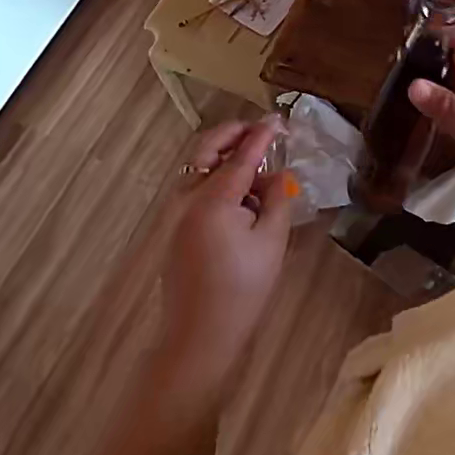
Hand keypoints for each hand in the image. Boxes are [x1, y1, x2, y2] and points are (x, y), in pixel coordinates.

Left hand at [162, 116, 292, 353]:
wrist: (199, 335)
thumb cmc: (243, 289)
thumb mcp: (271, 242)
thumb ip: (277, 201)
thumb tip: (279, 174)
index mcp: (213, 198)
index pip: (242, 155)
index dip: (262, 135)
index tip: (278, 120)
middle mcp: (188, 197)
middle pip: (207, 150)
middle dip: (234, 135)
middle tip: (260, 132)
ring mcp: (176, 213)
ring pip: (198, 168)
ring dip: (225, 158)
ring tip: (258, 170)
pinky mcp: (175, 229)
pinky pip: (195, 190)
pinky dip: (217, 180)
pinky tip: (241, 199)